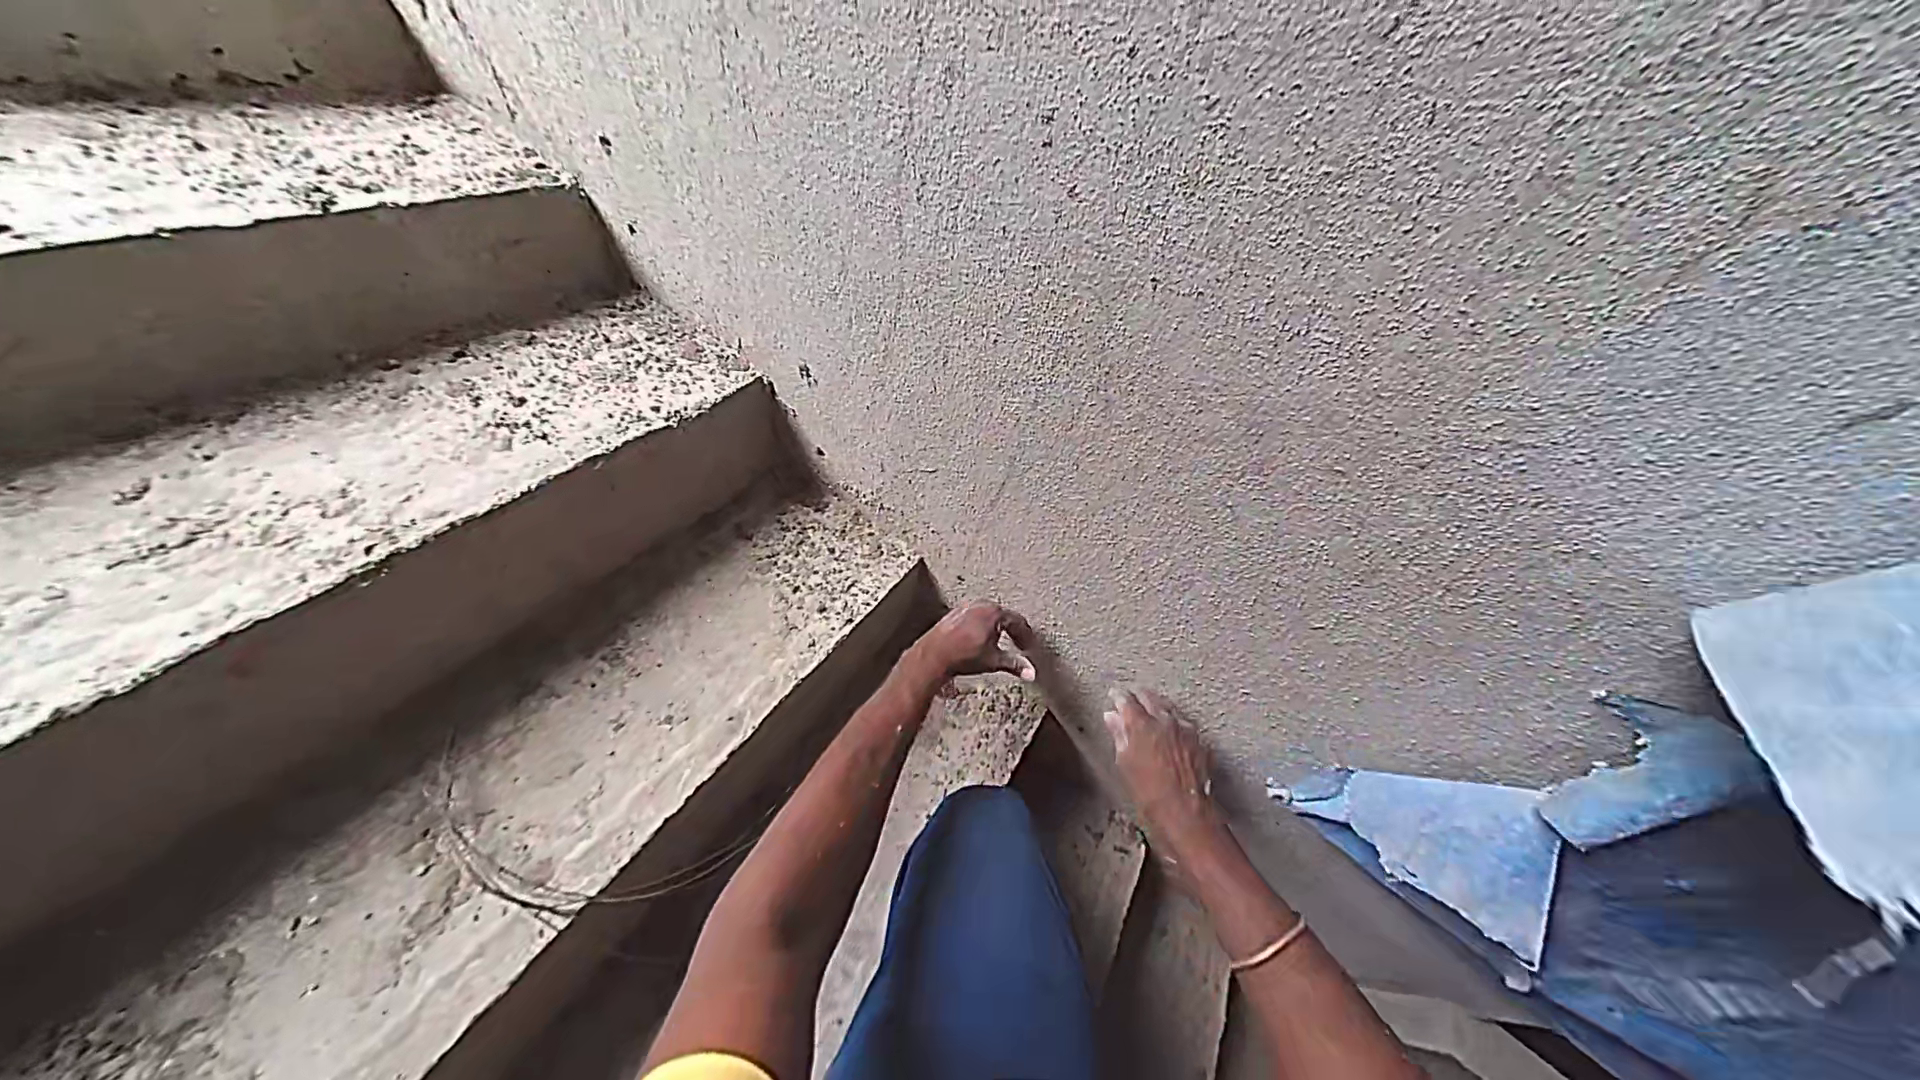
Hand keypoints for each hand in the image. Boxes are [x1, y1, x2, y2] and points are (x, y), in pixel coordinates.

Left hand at [906, 601, 1038, 682]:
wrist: (934, 655)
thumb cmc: (963, 656)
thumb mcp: (994, 661)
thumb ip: (1015, 665)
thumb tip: (1030, 673)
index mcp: (994, 612)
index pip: (1018, 622)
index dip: (1025, 636)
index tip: (1028, 647)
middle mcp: (981, 605)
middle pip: (1003, 616)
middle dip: (1012, 630)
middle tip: (1018, 642)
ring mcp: (966, 608)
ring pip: (987, 616)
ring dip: (996, 628)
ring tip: (999, 642)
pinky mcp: (954, 614)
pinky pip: (974, 618)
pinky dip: (981, 627)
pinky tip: (978, 640)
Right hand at [1104, 688, 1222, 853]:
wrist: (1185, 814)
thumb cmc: (1149, 794)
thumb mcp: (1124, 763)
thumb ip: (1119, 735)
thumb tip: (1112, 717)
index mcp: (1141, 724)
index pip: (1126, 699)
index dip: (1117, 696)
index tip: (1113, 697)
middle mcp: (1165, 720)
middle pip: (1149, 697)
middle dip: (1137, 697)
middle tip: (1129, 701)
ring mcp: (1185, 729)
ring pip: (1168, 707)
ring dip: (1157, 706)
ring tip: (1149, 712)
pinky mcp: (1199, 741)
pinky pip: (1183, 723)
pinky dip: (1173, 722)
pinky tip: (1169, 730)